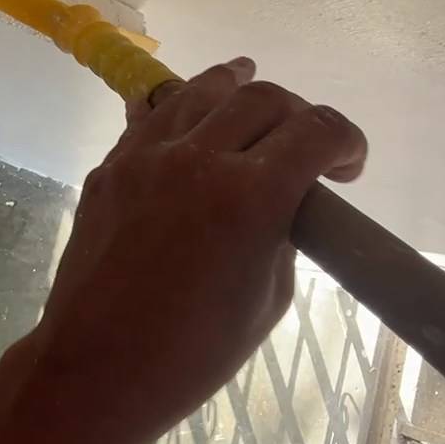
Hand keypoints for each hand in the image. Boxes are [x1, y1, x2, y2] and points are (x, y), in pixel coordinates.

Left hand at [32, 58, 366, 443]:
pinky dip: (177, 106)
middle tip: (300, 141)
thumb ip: (280, 230)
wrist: (98, 365)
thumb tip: (279, 196)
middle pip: (260, 99)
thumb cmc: (193, 352)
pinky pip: (147, 118)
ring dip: (233, 85)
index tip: (346, 165)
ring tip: (247, 78)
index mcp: (250, 196)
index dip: (346, 139)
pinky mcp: (108, 168)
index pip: (315, 130)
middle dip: (295, 112)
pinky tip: (188, 105)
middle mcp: (196, 160)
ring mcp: (143, 159)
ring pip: (198, 92)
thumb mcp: (268, 296)